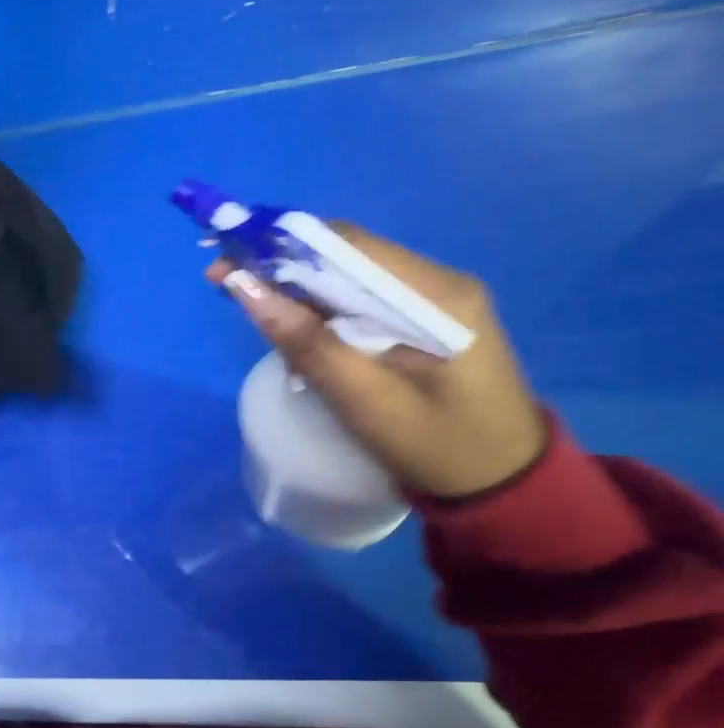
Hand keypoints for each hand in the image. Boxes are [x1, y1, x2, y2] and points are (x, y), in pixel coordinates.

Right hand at [211, 226, 548, 499]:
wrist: (505, 487)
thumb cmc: (436, 445)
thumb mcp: (363, 399)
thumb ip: (304, 340)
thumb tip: (242, 285)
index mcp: (436, 296)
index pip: (344, 244)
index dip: (277, 241)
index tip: (224, 255)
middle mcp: (438, 283)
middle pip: (341, 253)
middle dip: (277, 263)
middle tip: (223, 283)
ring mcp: (433, 299)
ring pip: (343, 272)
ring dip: (293, 286)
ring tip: (255, 313)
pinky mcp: (423, 317)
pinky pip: (356, 294)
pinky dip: (316, 304)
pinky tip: (295, 329)